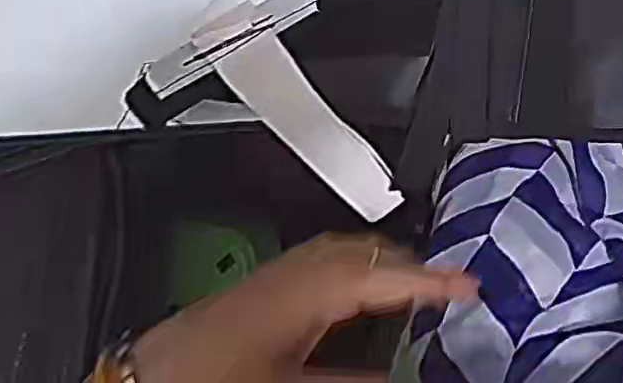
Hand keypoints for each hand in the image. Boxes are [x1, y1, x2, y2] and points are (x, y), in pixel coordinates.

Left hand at [130, 233, 476, 382]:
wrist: (148, 375)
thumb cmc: (212, 377)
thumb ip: (353, 379)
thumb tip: (395, 374)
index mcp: (326, 282)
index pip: (401, 275)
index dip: (440, 282)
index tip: (473, 287)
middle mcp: (319, 260)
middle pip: (390, 257)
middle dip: (425, 273)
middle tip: (456, 292)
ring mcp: (303, 261)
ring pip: (372, 253)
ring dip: (400, 271)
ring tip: (425, 292)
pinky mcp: (290, 270)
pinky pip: (350, 257)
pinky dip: (375, 271)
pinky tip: (375, 294)